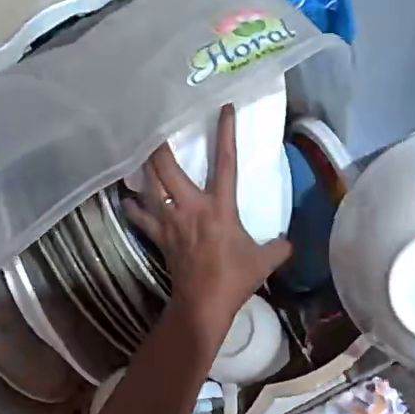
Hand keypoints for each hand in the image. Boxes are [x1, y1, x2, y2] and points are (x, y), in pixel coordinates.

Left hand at [126, 103, 290, 342]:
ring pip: (149, 188)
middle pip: (166, 169)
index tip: (224, 109)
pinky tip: (127, 200)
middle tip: (155, 129)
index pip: (225, 162)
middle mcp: (190, 207)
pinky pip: (142, 218)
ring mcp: (170, 222)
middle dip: (158, 146)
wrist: (203, 304)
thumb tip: (287, 243)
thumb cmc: (234, 279)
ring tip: (139, 155)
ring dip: (144, 171)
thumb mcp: (264, 261)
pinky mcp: (159, 237)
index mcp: (219, 206)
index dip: (225, 133)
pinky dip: (133, 208)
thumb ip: (278, 246)